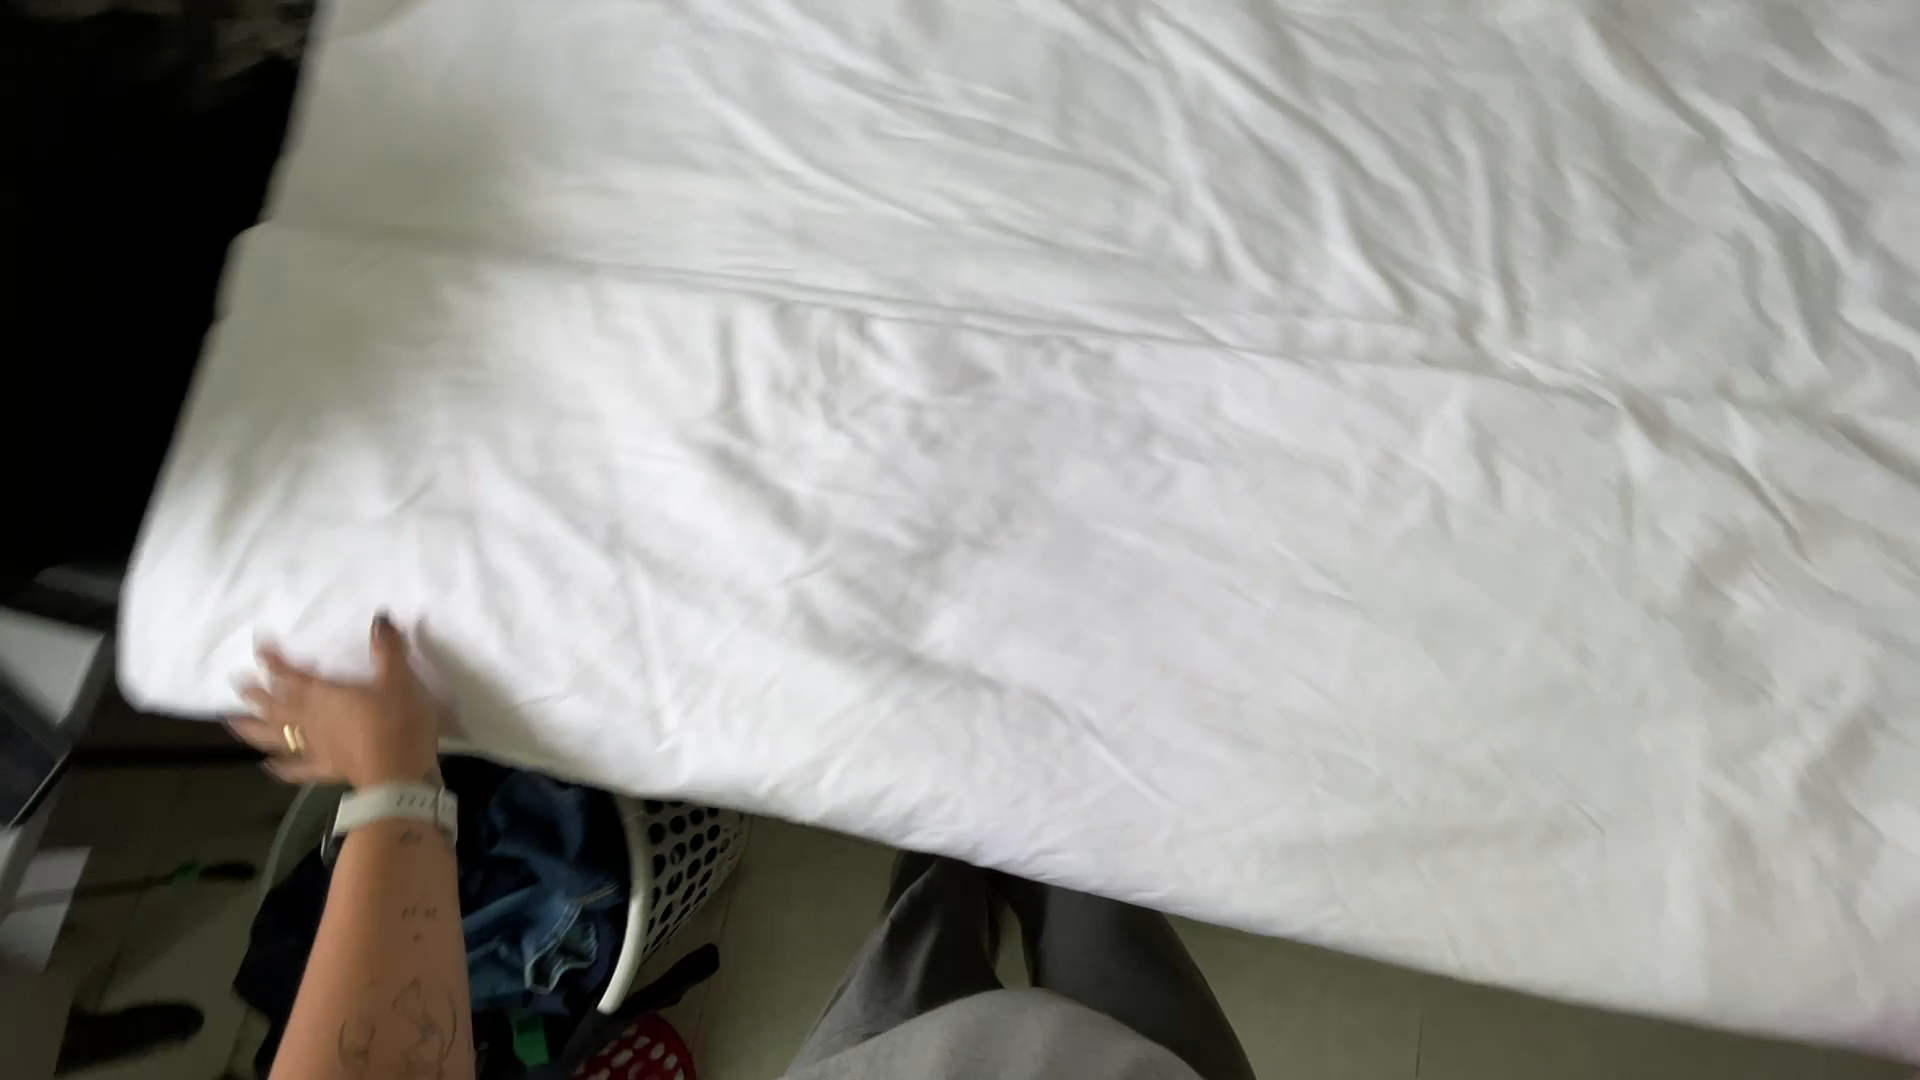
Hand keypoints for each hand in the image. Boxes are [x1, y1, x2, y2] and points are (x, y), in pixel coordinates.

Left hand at [227, 613, 442, 789]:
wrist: (396, 773)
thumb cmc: (398, 722)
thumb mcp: (400, 681)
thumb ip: (388, 652)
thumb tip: (379, 619)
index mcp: (325, 697)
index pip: (293, 676)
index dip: (275, 661)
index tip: (260, 647)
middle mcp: (310, 720)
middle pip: (277, 705)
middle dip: (257, 692)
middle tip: (238, 682)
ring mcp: (314, 747)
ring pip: (275, 735)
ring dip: (252, 728)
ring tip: (232, 721)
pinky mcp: (325, 768)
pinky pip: (295, 768)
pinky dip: (279, 766)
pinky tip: (268, 764)